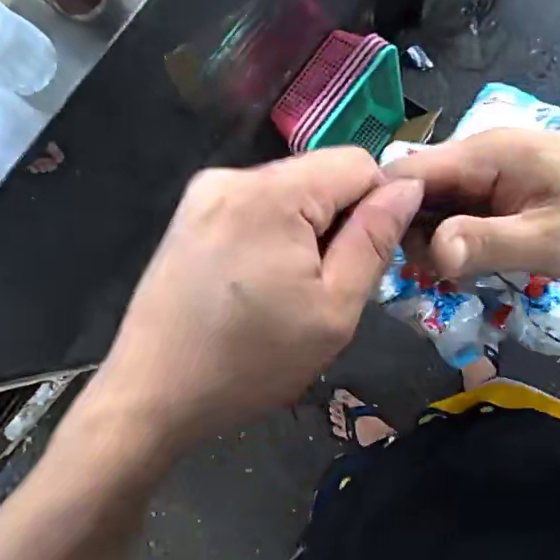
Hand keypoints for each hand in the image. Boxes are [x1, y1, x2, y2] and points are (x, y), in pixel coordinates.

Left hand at [89, 149, 421, 444]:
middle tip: (327, 285)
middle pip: (321, 175)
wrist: (152, 396)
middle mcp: (232, 176)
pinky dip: (276, 235)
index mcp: (271, 194)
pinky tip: (262, 282)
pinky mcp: (190, 215)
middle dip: (340, 221)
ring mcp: (204, 193)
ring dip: (308, 231)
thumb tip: (407, 187)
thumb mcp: (333, 310)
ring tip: (290, 290)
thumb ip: (374, 240)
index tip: (369, 258)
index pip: (358, 163)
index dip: (379, 205)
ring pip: (290, 191)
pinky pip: (257, 207)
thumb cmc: (250, 363)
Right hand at [382, 129, 559, 278]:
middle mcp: (481, 154)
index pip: (407, 173)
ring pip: (437, 204)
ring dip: (438, 241)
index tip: (387, 258)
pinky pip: (462, 211)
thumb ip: (485, 244)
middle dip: (415, 235)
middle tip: (438, 278)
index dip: (387, 212)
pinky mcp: (502, 189)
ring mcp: (491, 171)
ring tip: (461, 274)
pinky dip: (459, 239)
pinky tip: (475, 263)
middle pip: (418, 190)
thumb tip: (424, 253)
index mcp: (486, 153)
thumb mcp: (548, 240)